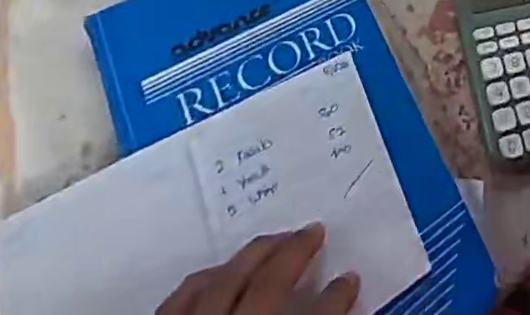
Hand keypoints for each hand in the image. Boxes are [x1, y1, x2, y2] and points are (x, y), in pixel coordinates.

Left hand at [156, 225, 358, 314]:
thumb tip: (339, 300)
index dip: (337, 298)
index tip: (351, 278)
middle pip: (269, 286)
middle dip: (295, 253)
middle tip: (315, 230)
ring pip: (222, 283)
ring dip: (252, 257)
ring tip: (273, 240)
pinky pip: (179, 300)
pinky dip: (202, 280)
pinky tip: (215, 272)